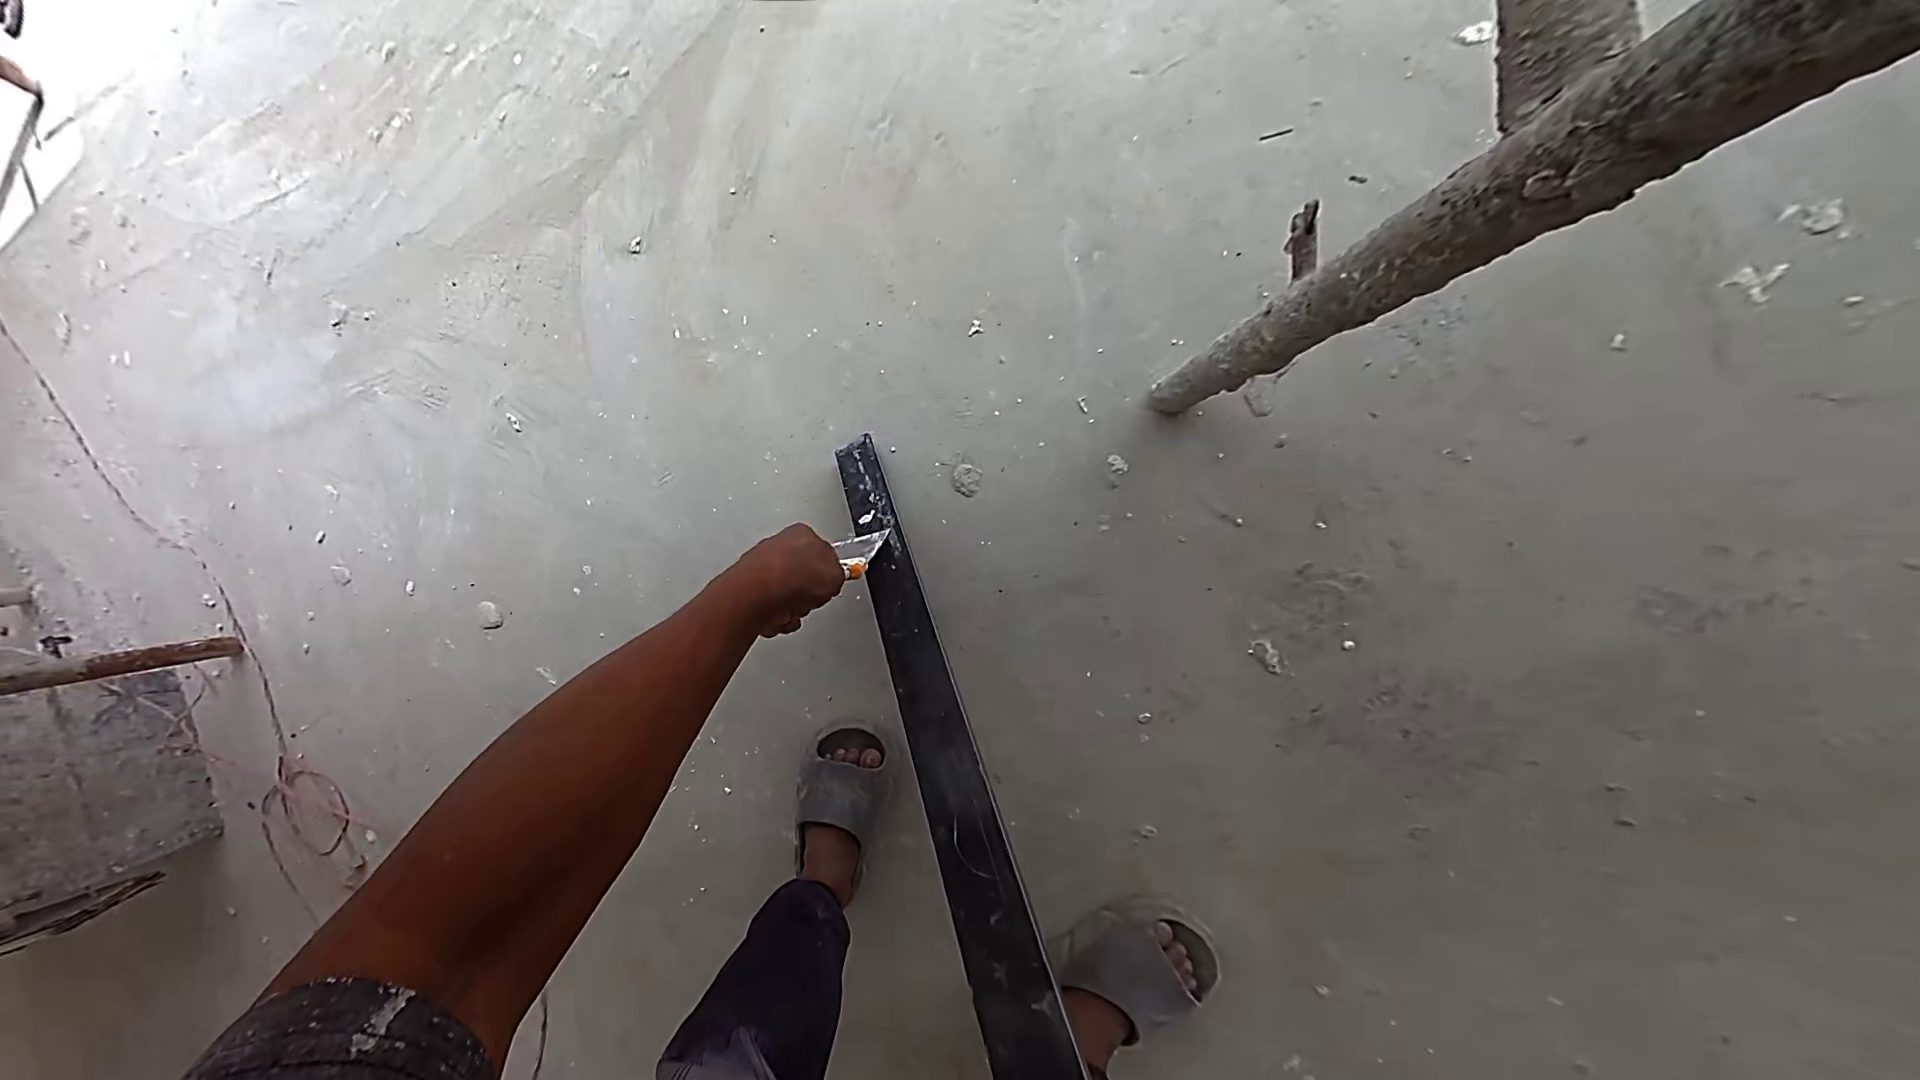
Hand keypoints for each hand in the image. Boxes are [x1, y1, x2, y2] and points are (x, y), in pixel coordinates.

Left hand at [728, 523, 846, 636]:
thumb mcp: (836, 575)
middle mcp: (778, 545)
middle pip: (802, 577)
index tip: (830, 585)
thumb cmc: (791, 576)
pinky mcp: (748, 589)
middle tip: (810, 599)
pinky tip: (778, 615)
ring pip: (787, 596)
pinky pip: (771, 608)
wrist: (759, 594)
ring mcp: (761, 567)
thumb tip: (838, 577)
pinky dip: (777, 616)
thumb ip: (840, 574)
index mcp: (801, 533)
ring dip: (793, 609)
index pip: (822, 553)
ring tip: (792, 608)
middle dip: (808, 594)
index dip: (828, 574)